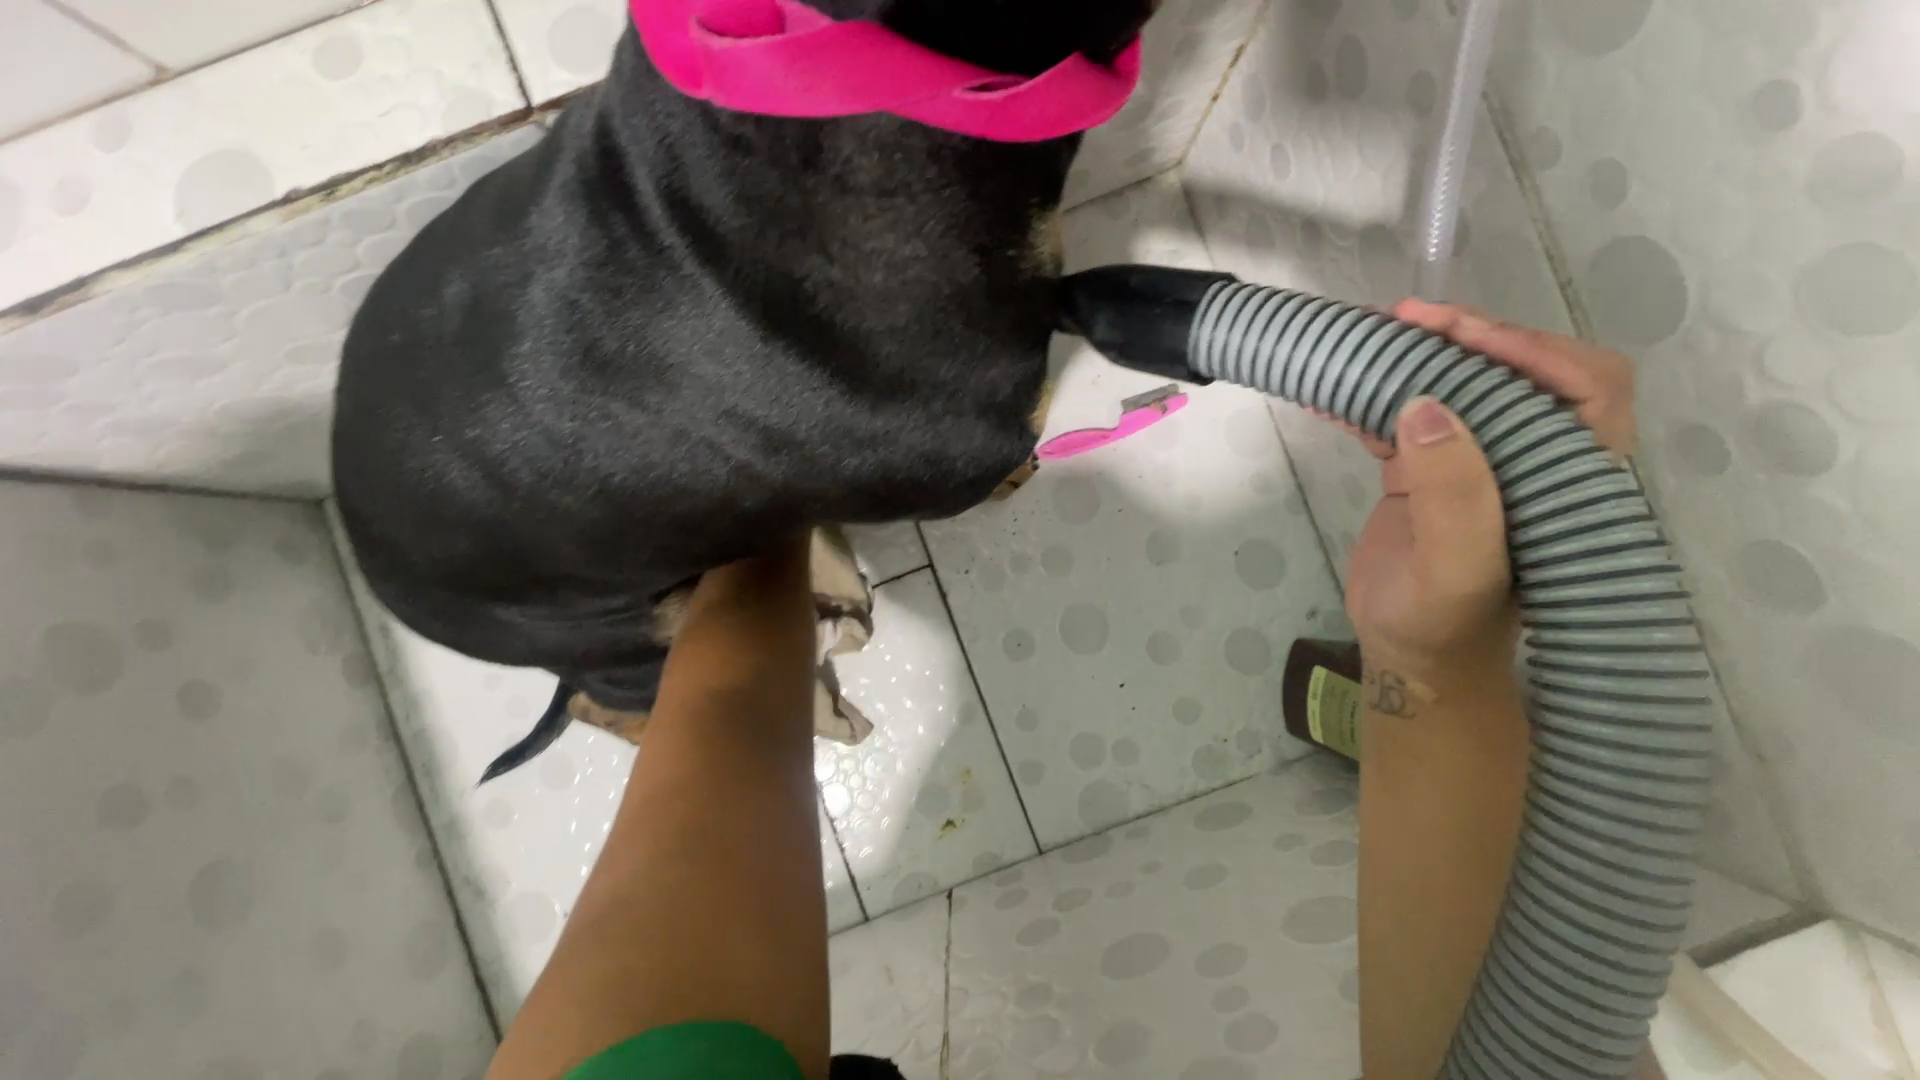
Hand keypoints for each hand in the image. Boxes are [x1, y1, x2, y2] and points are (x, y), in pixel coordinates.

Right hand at [1342, 301, 1636, 695]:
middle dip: (1465, 338)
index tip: (1456, 335)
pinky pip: (1404, 418)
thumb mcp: (1455, 567)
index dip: (1530, 348)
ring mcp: (1477, 463)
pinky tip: (1328, 391)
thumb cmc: (1442, 622)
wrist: (1411, 657)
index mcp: (1569, 478)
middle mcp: (1532, 459)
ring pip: (1459, 387)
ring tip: (1362, 340)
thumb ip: (1454, 491)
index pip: (1584, 385)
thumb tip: (1425, 403)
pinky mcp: (1428, 472)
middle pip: (1518, 372)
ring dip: (1414, 359)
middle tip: (1401, 321)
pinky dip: (1369, 398)